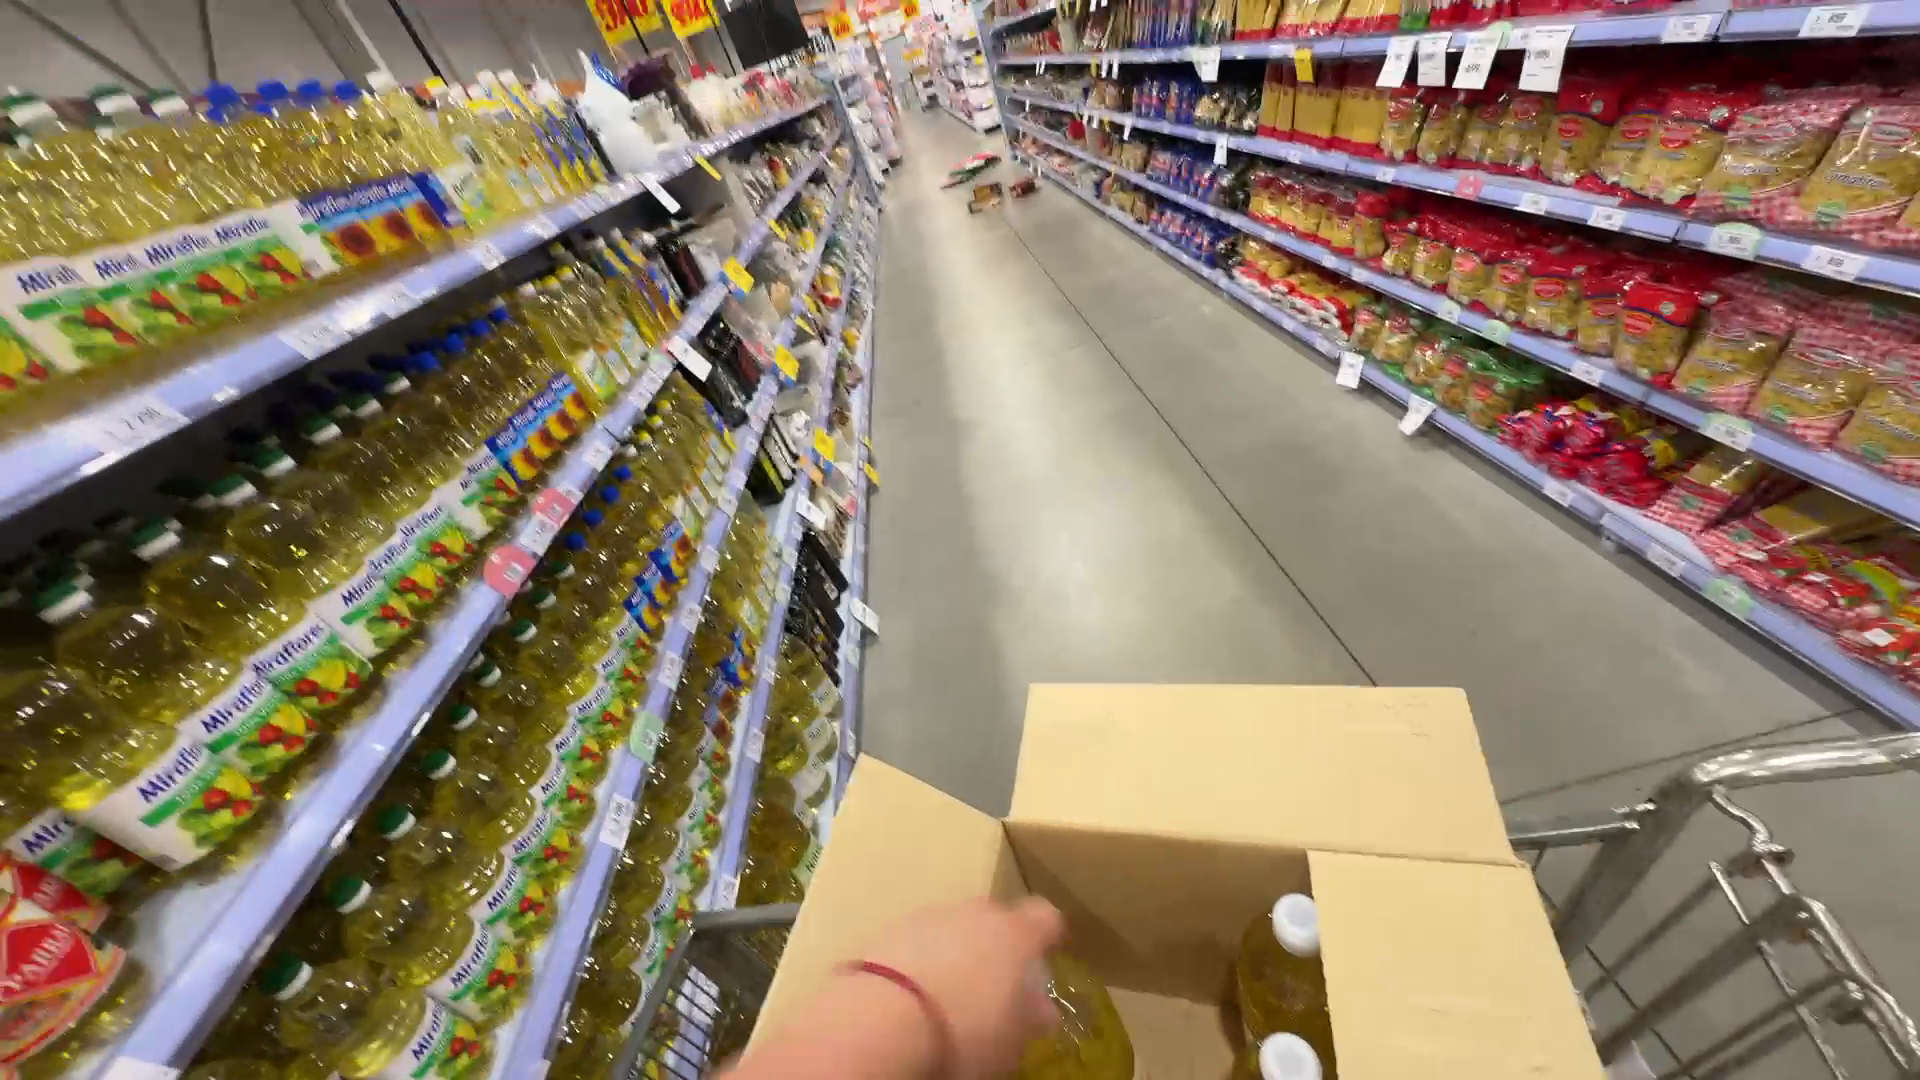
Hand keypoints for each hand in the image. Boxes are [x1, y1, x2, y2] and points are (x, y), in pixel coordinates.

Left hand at [852, 897, 1066, 1078]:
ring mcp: (934, 914)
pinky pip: (921, 937)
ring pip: (956, 926)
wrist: (884, 1017)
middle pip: (996, 918)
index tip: (1043, 959)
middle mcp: (977, 912)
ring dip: (958, 950)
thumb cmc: (965, 1033)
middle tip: (993, 986)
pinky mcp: (895, 925)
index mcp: (1015, 934)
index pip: (1045, 917)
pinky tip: (916, 992)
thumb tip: (1041, 1009)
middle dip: (997, 945)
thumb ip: (1029, 1017)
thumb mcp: (1011, 1041)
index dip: (1046, 936)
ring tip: (950, 993)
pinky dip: (924, 956)